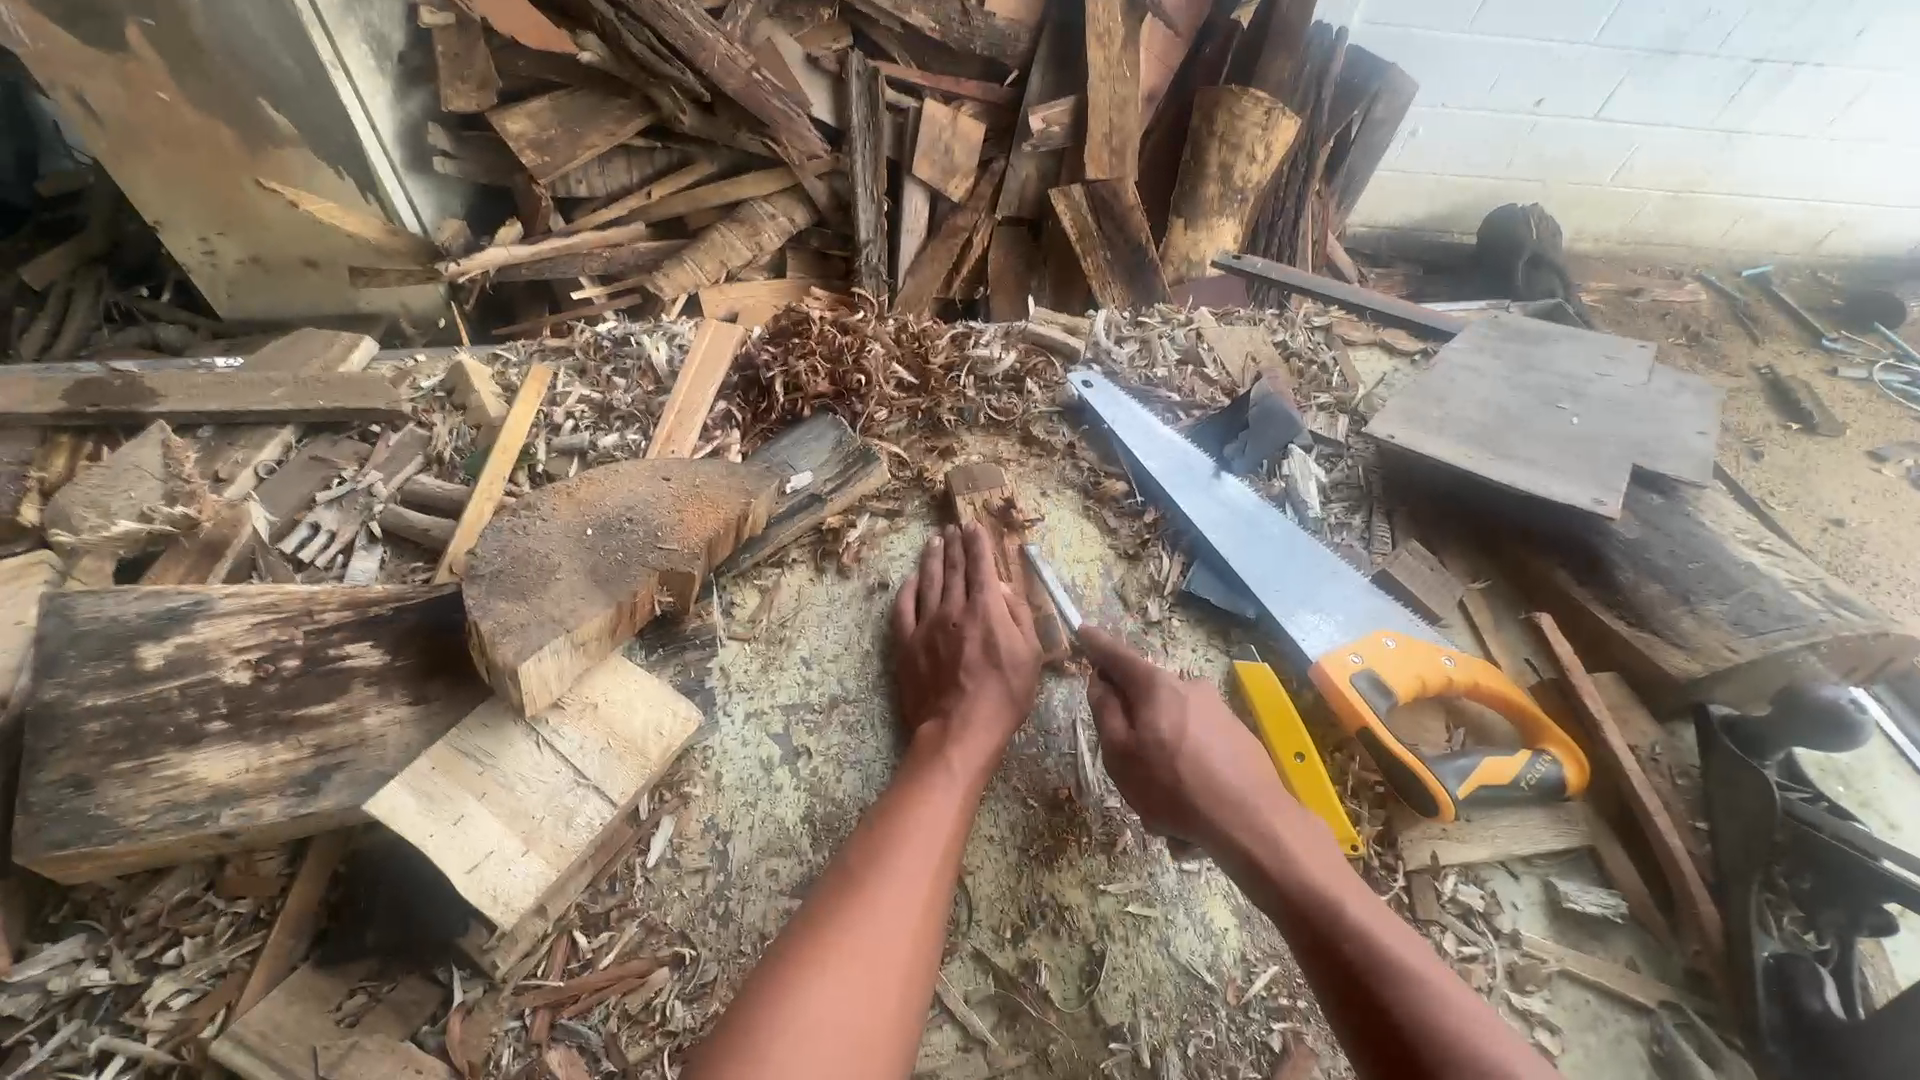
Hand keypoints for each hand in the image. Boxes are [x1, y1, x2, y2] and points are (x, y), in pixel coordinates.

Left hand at [891, 524, 1042, 768]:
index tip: (974, 526)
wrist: (958, 731)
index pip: (981, 567)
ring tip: (933, 541)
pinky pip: (903, 608)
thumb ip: (1019, 616)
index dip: (978, 544)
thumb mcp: (1030, 656)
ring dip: (931, 558)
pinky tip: (911, 579)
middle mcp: (953, 610)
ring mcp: (925, 626)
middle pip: (953, 569)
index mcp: (985, 610)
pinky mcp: (905, 645)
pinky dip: (908, 589)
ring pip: (927, 582)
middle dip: (954, 544)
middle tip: (952, 527)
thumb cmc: (1003, 697)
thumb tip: (1003, 588)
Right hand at [1081, 628, 1294, 851]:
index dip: (1097, 644)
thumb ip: (1105, 711)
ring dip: (1161, 750)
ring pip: (1172, 723)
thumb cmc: (1173, 786)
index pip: (1117, 656)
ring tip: (1163, 799)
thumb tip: (1099, 681)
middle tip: (1128, 765)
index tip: (1083, 629)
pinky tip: (1191, 799)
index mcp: (1156, 686)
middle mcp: (1189, 686)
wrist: (1252, 821)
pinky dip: (1186, 763)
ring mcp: (1217, 708)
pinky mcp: (1237, 733)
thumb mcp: (1120, 753)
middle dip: (1133, 721)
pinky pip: (1197, 742)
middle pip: (1147, 693)